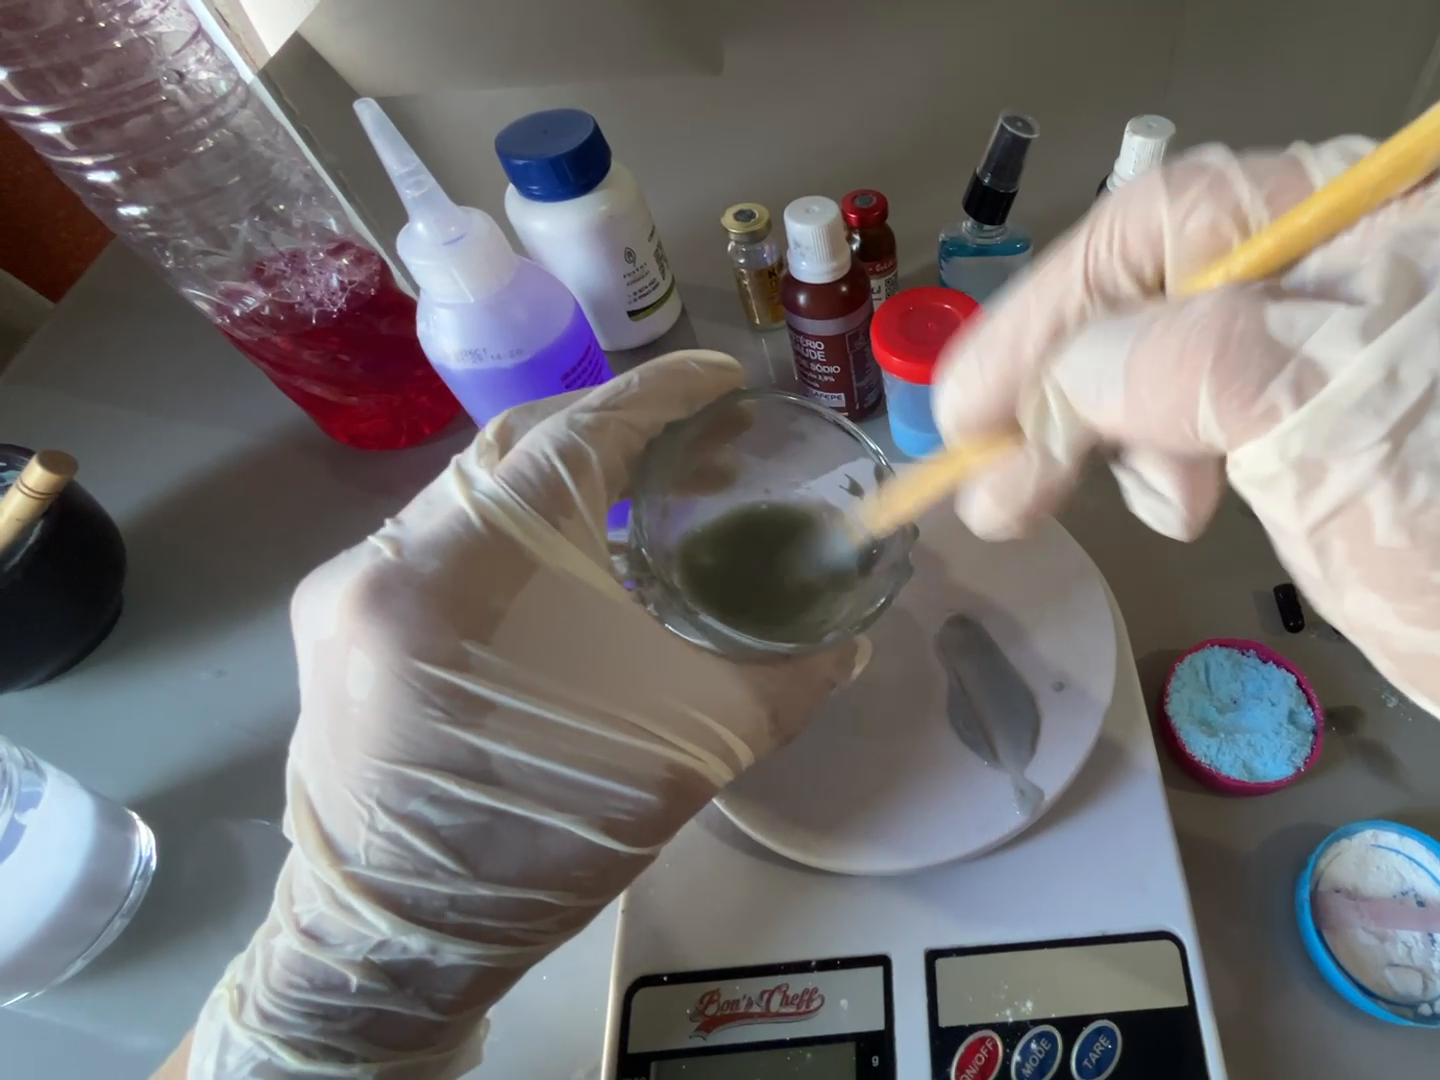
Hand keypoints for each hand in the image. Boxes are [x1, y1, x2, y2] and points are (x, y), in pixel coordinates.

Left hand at [188, 353, 857, 1077]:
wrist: (398, 943)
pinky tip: (576, 538)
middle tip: (697, 425)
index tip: (724, 376)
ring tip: (647, 472)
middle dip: (616, 418)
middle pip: (519, 442)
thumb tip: (851, 639)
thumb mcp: (691, 752)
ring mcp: (350, 581)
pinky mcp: (342, 612)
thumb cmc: (546, 841)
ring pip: (477, 481)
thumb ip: (786, 683)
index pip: (575, 435)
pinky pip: (447, 524)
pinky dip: (523, 508)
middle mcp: (393, 556)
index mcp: (473, 574)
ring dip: (568, 462)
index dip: (660, 392)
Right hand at [935, 139, 1439, 975]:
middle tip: (990, 484)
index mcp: (1396, 220)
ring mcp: (1350, 353)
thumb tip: (1074, 366)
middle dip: (1064, 389)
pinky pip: (1213, 420)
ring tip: (1117, 511)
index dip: (1048, 311)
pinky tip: (1175, 507)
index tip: (961, 405)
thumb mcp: (1353, 438)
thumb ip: (1198, 370)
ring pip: (1177, 365)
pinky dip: (1166, 463)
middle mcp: (1369, 265)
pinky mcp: (1339, 427)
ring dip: (1116, 436)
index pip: (1173, 226)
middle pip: (1162, 295)